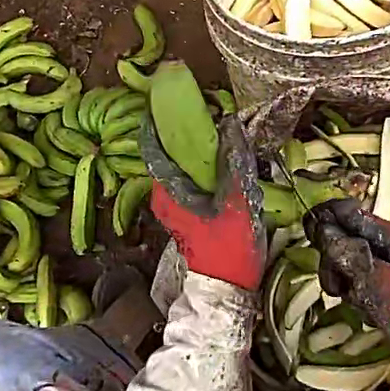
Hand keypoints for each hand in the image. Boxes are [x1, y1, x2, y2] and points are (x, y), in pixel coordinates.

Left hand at [140, 115, 267, 290]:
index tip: (165, 98)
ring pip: (183, 169)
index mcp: (167, 191)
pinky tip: (228, 169)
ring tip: (223, 139)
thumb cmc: (227, 250)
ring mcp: (174, 206)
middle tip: (209, 116)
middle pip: (169, 154)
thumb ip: (234, 163)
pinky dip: (206, 170)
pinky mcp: (187, 214)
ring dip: (200, 154)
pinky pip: (192, 182)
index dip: (156, 121)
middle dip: (187, 134)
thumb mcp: (237, 203)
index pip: (153, 147)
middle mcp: (164, 196)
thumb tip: (230, 124)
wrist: (224, 292)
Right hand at [306, 198, 389, 389]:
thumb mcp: (375, 282)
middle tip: (335, 285)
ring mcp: (389, 265)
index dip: (324, 218)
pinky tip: (365, 308)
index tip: (309, 233)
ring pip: (347, 261)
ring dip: (343, 281)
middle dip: (332, 261)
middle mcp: (389, 245)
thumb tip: (320, 227)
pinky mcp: (388, 284)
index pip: (347, 212)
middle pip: (343, 238)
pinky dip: (355, 293)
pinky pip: (358, 280)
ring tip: (354, 301)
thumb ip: (346, 253)